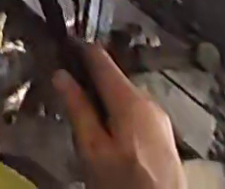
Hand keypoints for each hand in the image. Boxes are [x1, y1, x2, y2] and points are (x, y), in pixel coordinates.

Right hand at [54, 43, 184, 188]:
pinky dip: (117, 114)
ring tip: (84, 118)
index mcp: (130, 99)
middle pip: (112, 77)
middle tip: (66, 94)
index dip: (78, 50)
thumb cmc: (125, 186)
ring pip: (123, 95)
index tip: (59, 50)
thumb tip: (61, 74)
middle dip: (89, 80)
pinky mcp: (164, 137)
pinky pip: (135, 112)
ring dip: (103, 99)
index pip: (100, 57)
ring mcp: (160, 119)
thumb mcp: (93, 153)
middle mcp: (149, 100)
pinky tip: (108, 136)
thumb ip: (78, 110)